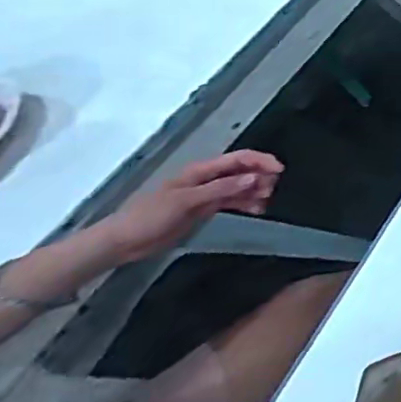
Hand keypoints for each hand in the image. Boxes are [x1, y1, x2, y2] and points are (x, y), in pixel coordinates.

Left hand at [91, 151, 282, 265]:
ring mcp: (206, 194)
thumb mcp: (186, 201)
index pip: (239, 158)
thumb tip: (255, 177)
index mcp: (201, 171)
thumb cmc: (149, 217)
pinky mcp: (205, 208)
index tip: (279, 171)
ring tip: (266, 202)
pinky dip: (246, 203)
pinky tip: (257, 210)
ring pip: (240, 186)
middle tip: (272, 191)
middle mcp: (207, 179)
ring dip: (255, 191)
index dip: (261, 161)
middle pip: (243, 171)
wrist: (121, 243)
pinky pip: (233, 201)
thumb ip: (221, 188)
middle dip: (261, 177)